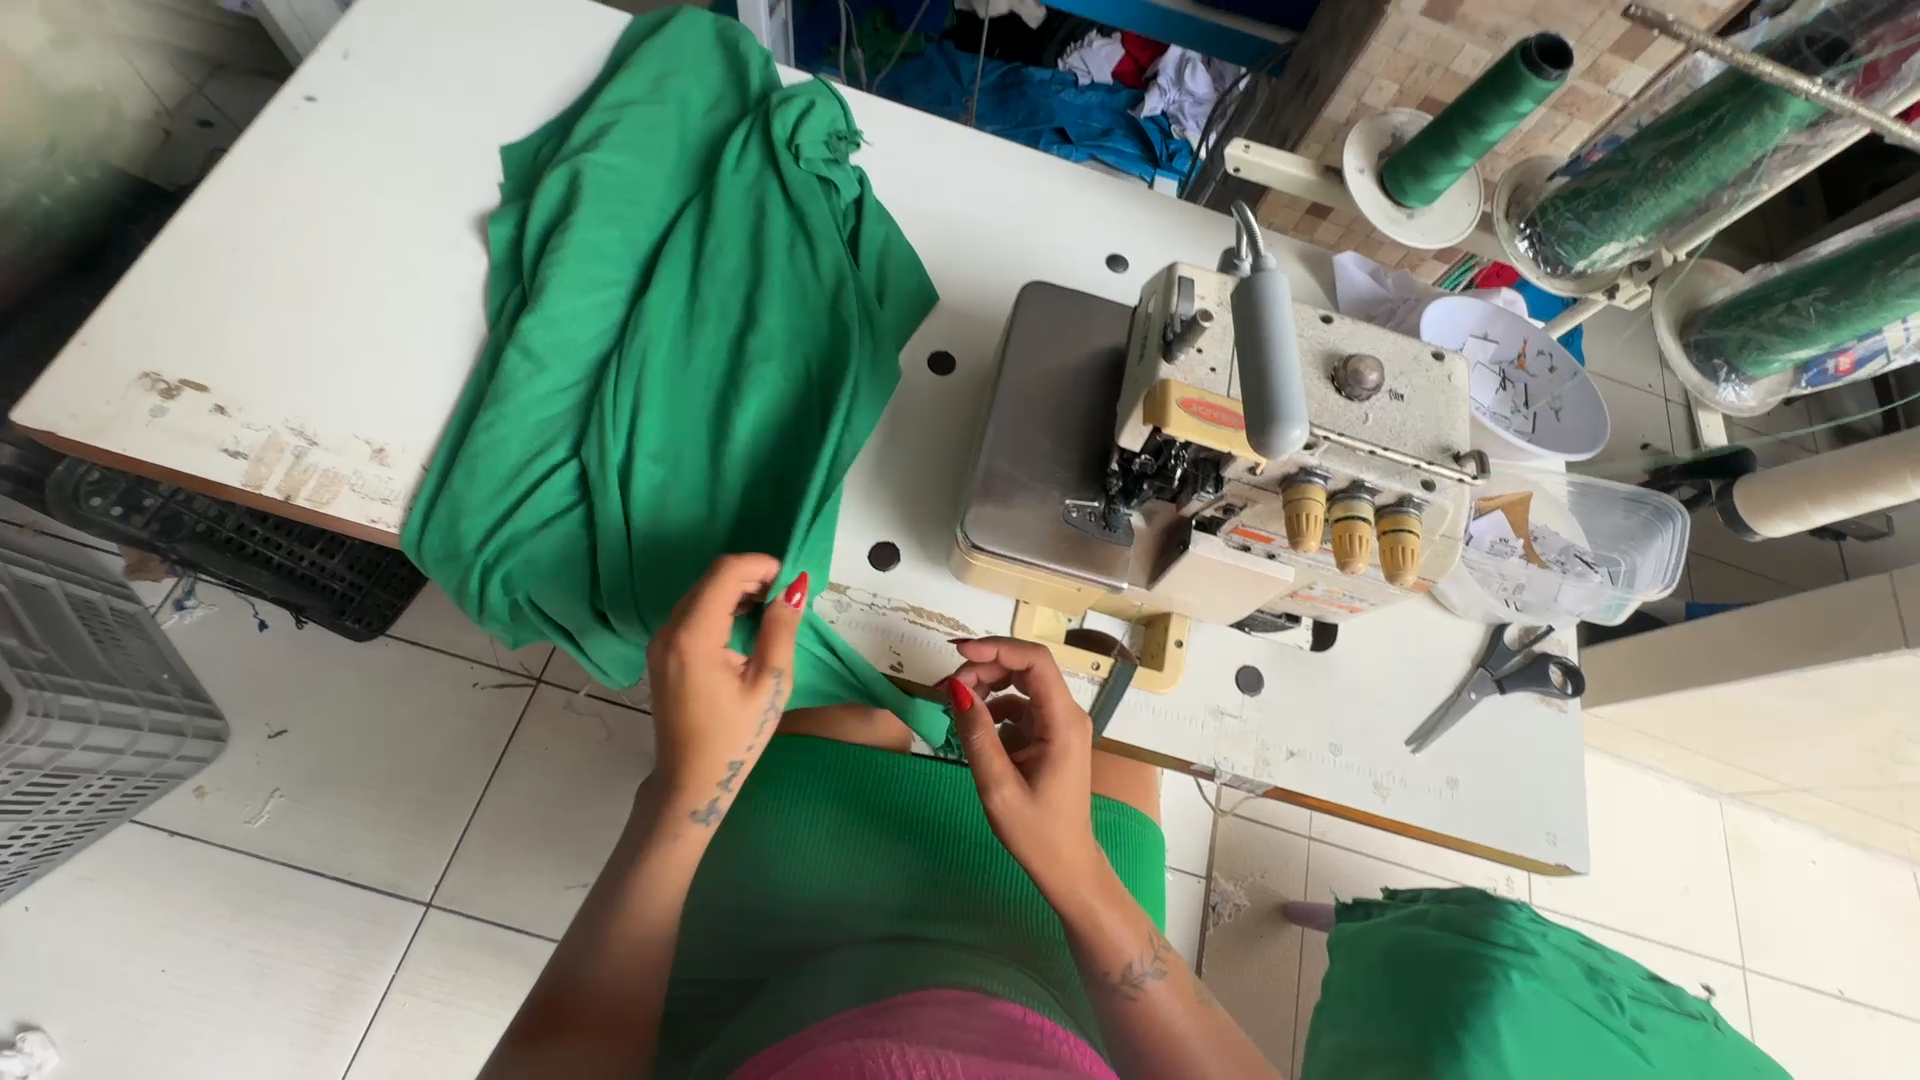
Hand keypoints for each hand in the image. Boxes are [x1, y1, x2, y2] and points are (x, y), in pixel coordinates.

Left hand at [646, 554, 803, 828]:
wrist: (691, 780)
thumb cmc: (736, 737)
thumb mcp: (770, 683)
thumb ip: (781, 629)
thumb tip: (795, 587)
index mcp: (694, 637)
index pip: (725, 573)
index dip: (760, 565)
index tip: (791, 579)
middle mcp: (669, 630)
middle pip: (711, 579)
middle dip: (751, 576)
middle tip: (786, 595)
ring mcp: (661, 640)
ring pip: (701, 592)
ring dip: (736, 590)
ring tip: (771, 609)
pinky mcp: (662, 651)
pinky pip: (693, 611)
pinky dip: (721, 606)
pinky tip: (745, 623)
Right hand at [944, 638, 1107, 901]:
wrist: (1067, 866)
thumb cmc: (1036, 833)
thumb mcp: (997, 786)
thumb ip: (977, 734)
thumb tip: (956, 688)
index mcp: (1063, 722)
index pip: (1034, 661)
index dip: (996, 648)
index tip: (958, 653)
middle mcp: (1066, 714)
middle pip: (1025, 668)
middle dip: (984, 667)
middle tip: (947, 688)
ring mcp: (1058, 724)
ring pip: (1020, 684)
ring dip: (985, 686)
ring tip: (954, 705)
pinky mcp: (1047, 735)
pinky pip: (1018, 706)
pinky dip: (992, 707)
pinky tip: (973, 727)